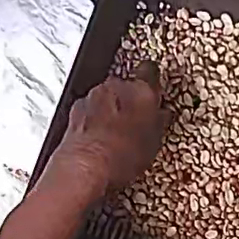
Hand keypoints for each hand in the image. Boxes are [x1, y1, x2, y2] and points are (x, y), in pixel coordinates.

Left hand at [50, 64, 168, 196]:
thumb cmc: (120, 154)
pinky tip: (100, 138)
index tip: (154, 91)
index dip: (152, 81)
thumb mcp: (154, 143)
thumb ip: (159, 121)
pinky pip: (90, 109)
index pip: (150, 72)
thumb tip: (161, 116)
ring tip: (117, 136)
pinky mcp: (76, 109)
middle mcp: (115, 87)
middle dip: (131, 101)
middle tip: (137, 123)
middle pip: (126, 86)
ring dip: (111, 110)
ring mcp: (93, 96)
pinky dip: (94, 119)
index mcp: (141, 90)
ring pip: (107, 97)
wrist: (85, 166)